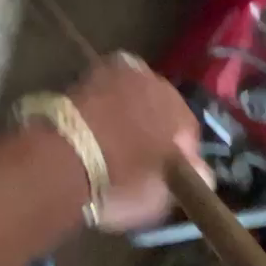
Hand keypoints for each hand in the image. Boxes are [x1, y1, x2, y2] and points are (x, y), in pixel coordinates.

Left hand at [66, 54, 209, 230]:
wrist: (63, 156)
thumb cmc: (119, 179)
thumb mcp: (160, 195)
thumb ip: (188, 178)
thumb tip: (202, 170)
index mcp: (175, 107)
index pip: (188, 129)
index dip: (181, 154)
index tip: (169, 174)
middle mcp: (151, 78)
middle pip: (160, 104)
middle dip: (155, 125)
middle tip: (141, 156)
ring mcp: (117, 70)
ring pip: (133, 92)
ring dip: (129, 109)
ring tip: (115, 139)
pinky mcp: (87, 71)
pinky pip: (106, 88)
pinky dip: (105, 102)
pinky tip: (96, 123)